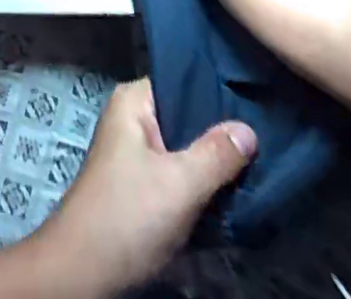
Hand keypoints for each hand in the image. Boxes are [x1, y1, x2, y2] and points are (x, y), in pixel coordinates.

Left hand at [30, 78, 255, 293]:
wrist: (84, 270)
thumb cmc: (128, 215)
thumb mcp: (180, 183)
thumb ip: (217, 154)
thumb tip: (249, 128)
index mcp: (133, 102)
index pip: (182, 80)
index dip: (219, 89)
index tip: (257, 97)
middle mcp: (133, 119)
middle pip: (187, 114)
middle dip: (222, 129)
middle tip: (267, 132)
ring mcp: (137, 152)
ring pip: (187, 146)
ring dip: (215, 158)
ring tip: (261, 157)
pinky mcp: (144, 183)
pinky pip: (181, 170)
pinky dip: (203, 179)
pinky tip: (236, 184)